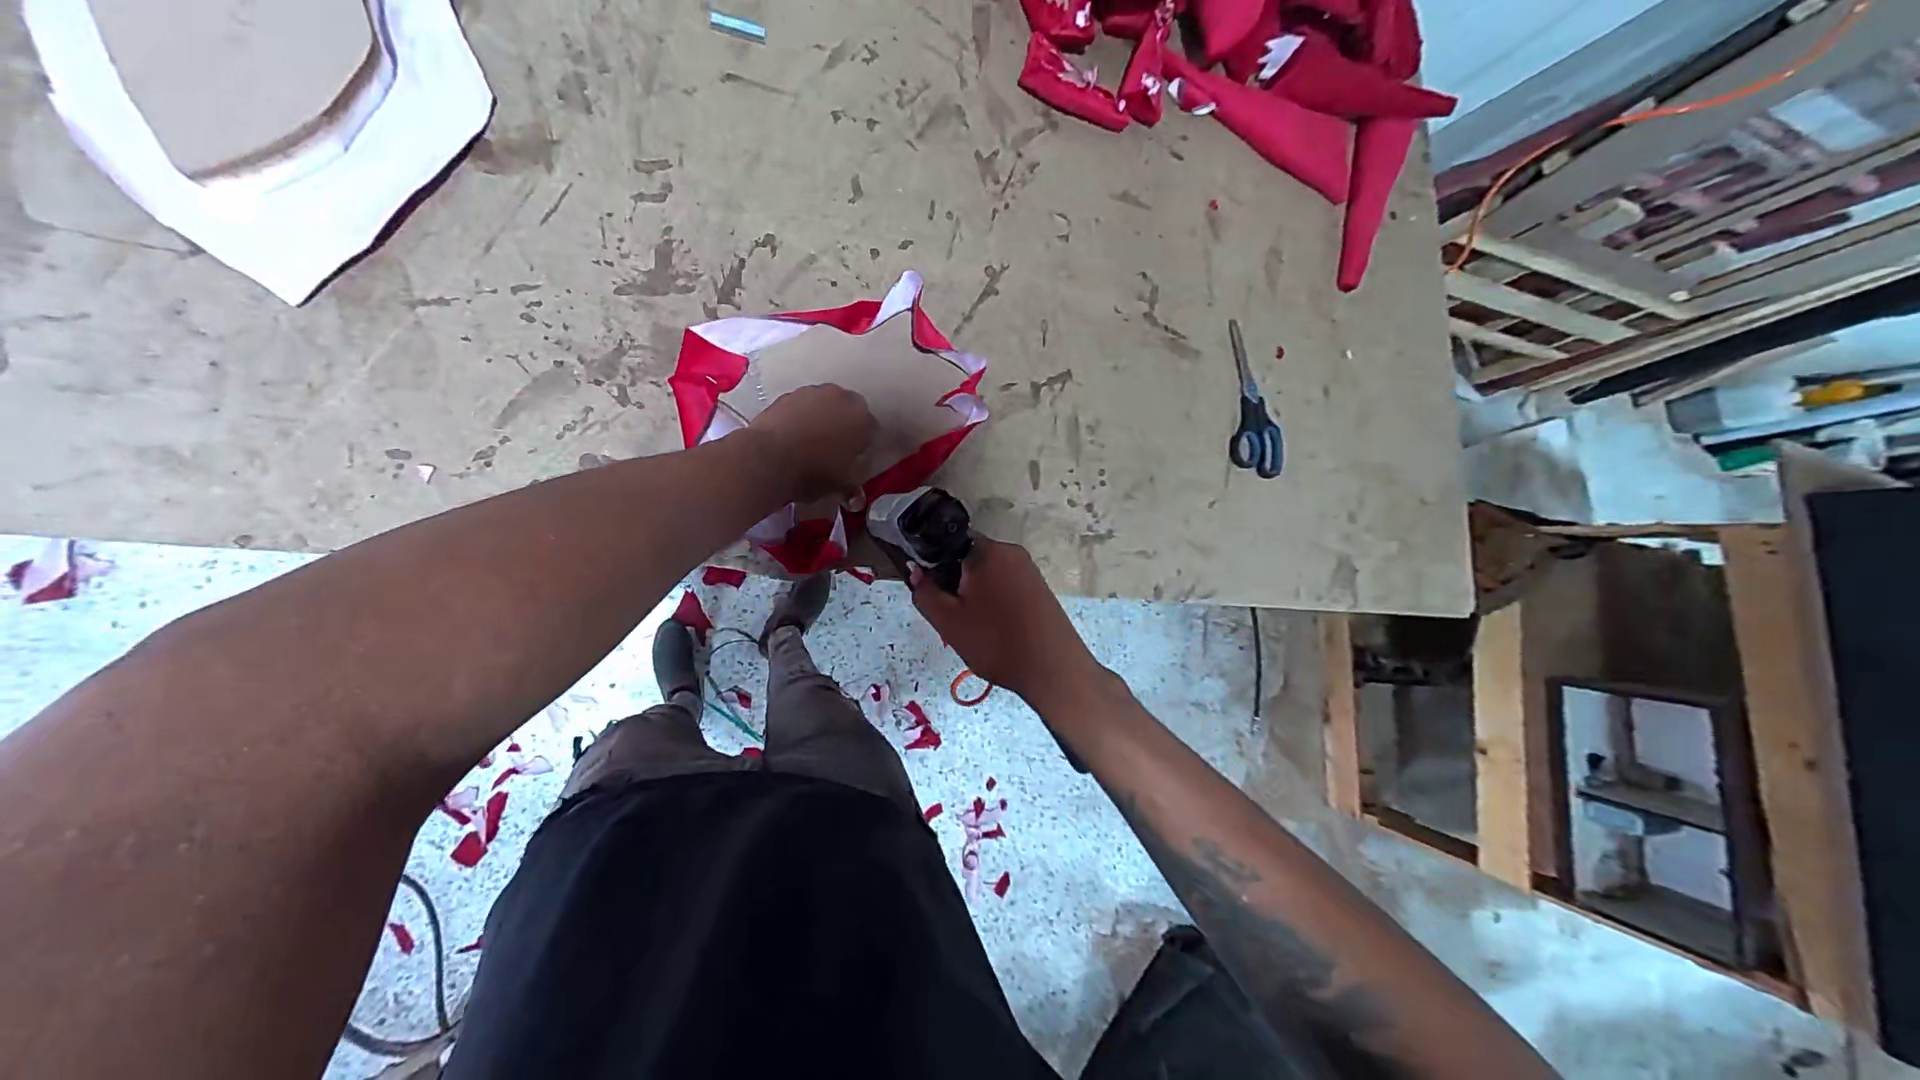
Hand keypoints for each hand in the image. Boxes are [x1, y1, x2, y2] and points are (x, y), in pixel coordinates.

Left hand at [749, 384, 878, 501]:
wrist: (767, 458)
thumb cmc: (811, 473)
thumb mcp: (836, 487)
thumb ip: (850, 490)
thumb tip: (856, 500)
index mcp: (863, 420)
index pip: (872, 430)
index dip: (863, 445)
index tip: (854, 458)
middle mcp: (842, 399)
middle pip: (850, 409)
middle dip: (846, 424)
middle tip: (834, 446)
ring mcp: (813, 392)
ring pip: (826, 403)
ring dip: (823, 416)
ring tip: (810, 439)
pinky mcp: (788, 394)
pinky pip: (802, 405)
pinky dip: (801, 416)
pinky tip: (792, 433)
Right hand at [910, 537, 1106, 711]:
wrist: (1053, 669)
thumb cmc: (995, 642)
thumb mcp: (948, 621)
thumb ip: (925, 591)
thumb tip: (916, 570)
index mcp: (986, 551)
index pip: (947, 542)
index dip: (933, 565)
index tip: (933, 593)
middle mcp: (1010, 552)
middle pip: (968, 558)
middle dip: (955, 582)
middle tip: (953, 616)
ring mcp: (1029, 569)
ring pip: (987, 575)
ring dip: (974, 595)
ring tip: (975, 627)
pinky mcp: (1040, 588)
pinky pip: (1006, 585)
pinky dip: (994, 602)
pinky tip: (996, 629)